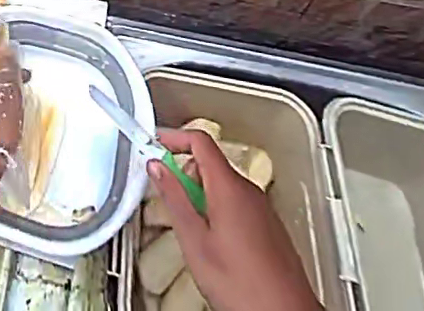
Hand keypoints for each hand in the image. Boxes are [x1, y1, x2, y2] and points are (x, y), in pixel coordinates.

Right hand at [151, 128, 321, 310]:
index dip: (174, 137)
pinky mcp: (267, 222)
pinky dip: (218, 206)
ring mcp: (260, 205)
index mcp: (228, 186)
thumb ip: (174, 199)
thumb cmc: (243, 286)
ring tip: (191, 228)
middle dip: (185, 171)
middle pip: (210, 161)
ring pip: (222, 183)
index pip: (200, 140)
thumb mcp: (195, 242)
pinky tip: (214, 241)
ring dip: (201, 192)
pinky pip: (236, 199)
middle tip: (168, 193)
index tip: (156, 142)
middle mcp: (247, 188)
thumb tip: (158, 168)